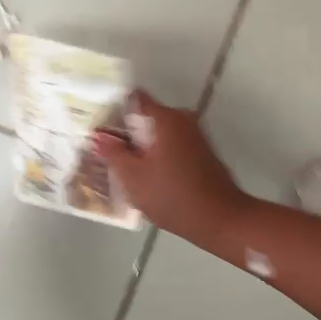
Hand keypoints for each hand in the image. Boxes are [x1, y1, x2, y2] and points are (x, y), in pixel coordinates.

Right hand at [95, 90, 245, 243]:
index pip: (134, 98)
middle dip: (125, 130)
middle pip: (146, 116)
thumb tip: (99, 136)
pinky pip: (170, 145)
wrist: (221, 221)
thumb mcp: (133, 178)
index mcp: (166, 119)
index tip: (99, 124)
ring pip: (158, 133)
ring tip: (118, 163)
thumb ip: (113, 153)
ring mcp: (195, 136)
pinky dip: (156, 154)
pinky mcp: (201, 153)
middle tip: (103, 148)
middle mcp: (183, 120)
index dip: (113, 108)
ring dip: (140, 145)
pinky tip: (143, 174)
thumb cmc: (173, 197)